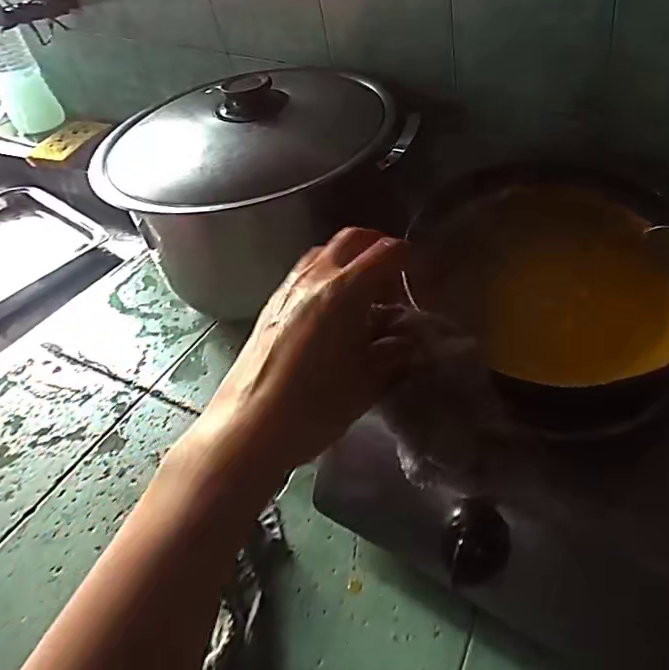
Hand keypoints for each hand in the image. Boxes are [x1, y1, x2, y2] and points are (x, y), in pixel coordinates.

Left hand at [185, 227, 412, 481]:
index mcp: (344, 291)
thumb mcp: (367, 382)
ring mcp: (288, 289)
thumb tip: (411, 343)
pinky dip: (328, 275)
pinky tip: (334, 312)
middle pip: (354, 238)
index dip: (411, 259)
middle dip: (381, 249)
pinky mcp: (271, 305)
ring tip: (365, 296)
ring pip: (327, 251)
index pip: (387, 252)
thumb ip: (395, 353)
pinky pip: (306, 271)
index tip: (422, 278)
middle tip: (395, 279)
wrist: (246, 431)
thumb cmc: (312, 408)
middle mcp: (315, 279)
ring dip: (352, 260)